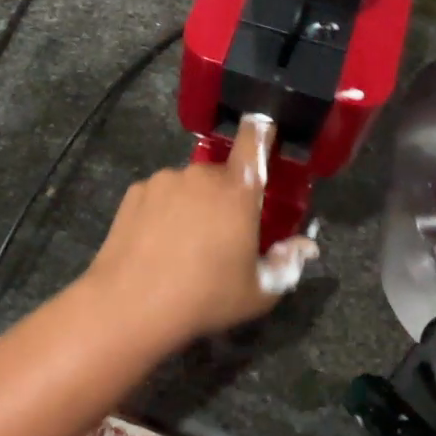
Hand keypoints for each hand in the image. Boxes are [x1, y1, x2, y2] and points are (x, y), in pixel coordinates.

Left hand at [81, 115, 316, 343]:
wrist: (131, 304)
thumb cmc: (205, 297)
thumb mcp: (259, 291)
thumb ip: (287, 263)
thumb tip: (304, 246)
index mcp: (238, 189)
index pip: (254, 139)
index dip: (262, 131)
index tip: (264, 132)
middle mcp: (200, 174)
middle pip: (221, 175)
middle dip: (226, 197)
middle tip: (222, 235)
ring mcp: (163, 180)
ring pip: (188, 186)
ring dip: (193, 204)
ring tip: (184, 245)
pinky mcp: (135, 192)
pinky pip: (160, 195)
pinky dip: (163, 211)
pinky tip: (157, 243)